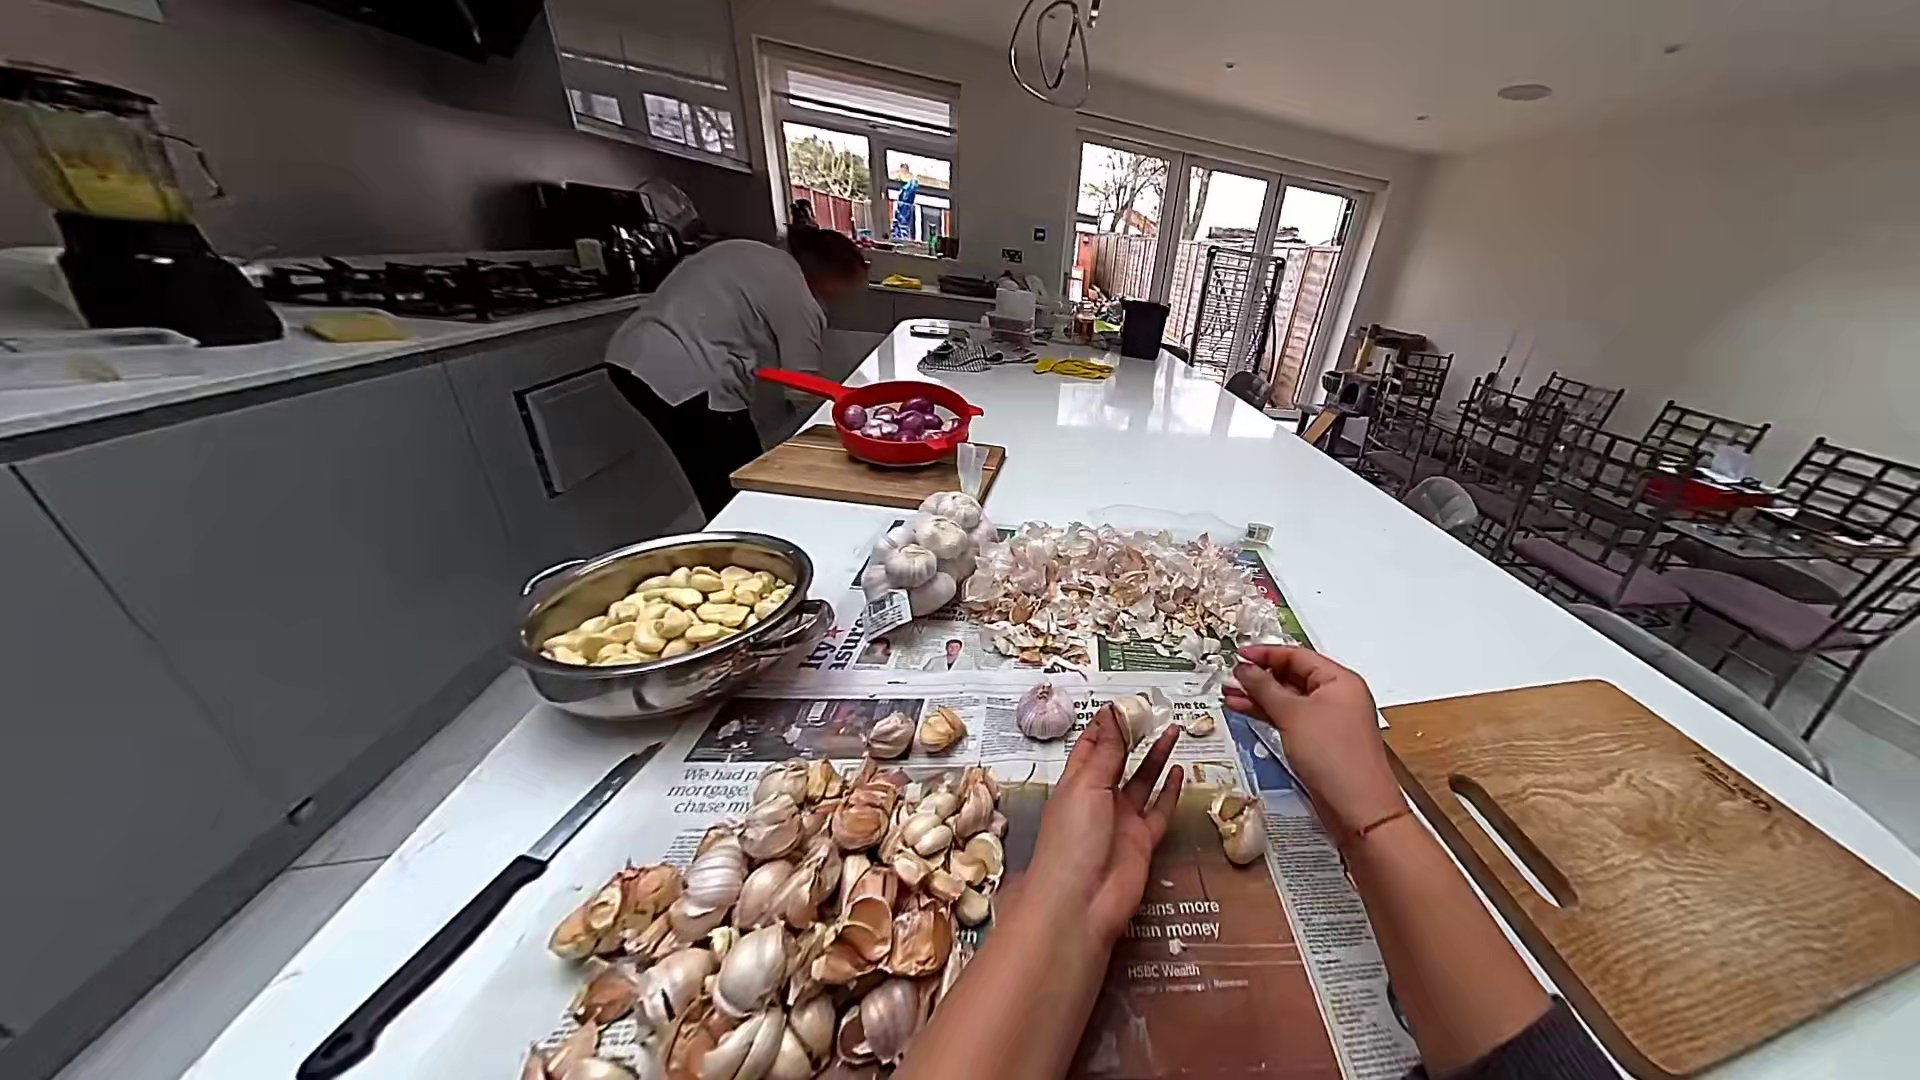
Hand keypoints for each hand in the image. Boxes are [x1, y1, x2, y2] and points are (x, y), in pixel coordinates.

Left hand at [1020, 706, 1183, 946]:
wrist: (1082, 901)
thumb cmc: (1074, 836)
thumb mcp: (1087, 785)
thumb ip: (1107, 752)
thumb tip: (1112, 713)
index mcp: (1076, 780)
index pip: (1091, 745)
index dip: (1105, 724)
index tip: (1123, 703)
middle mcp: (1098, 796)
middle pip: (1117, 760)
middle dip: (1132, 737)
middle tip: (1153, 712)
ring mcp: (1121, 818)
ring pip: (1141, 781)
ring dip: (1155, 757)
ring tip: (1173, 731)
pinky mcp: (1143, 840)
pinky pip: (1159, 810)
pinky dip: (1169, 792)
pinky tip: (1180, 772)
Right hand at [1224, 646, 1404, 835]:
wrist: (1358, 809)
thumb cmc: (1332, 755)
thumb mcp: (1292, 714)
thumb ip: (1264, 687)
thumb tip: (1243, 667)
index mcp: (1339, 681)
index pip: (1296, 655)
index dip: (1265, 653)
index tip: (1238, 655)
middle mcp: (1334, 696)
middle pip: (1290, 675)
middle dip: (1258, 675)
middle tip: (1230, 675)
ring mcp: (1325, 718)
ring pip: (1285, 697)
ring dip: (1256, 694)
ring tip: (1228, 692)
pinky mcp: (1316, 739)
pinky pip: (1286, 716)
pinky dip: (1264, 711)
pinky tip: (1241, 708)